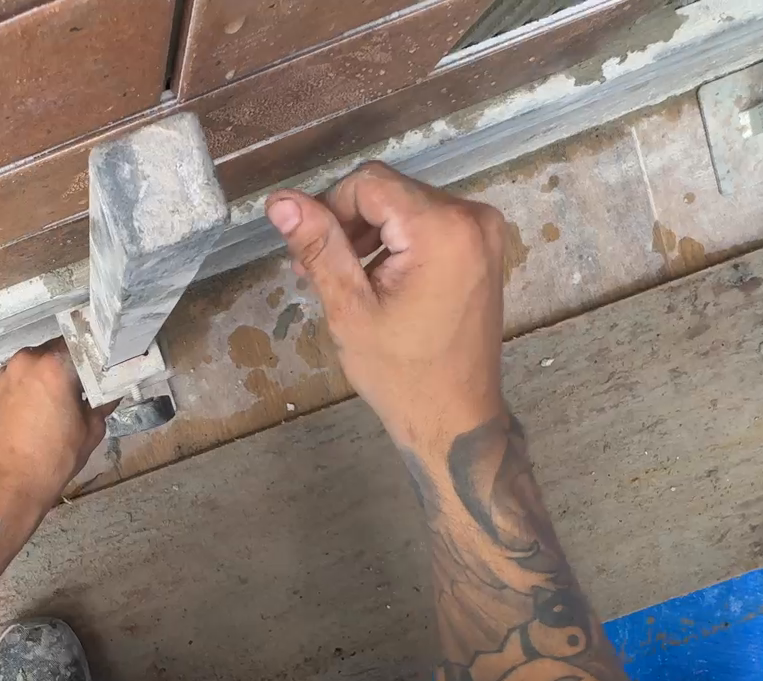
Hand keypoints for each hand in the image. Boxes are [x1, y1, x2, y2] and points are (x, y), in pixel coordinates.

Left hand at [0, 340, 110, 517]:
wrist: (11, 483)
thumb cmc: (55, 457)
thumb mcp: (91, 430)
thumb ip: (102, 402)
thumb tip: (110, 391)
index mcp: (54, 364)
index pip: (81, 345)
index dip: (93, 357)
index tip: (102, 369)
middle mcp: (26, 361)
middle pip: (55, 352)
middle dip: (69, 366)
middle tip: (83, 387)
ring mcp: (6, 375)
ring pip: (34, 365)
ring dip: (48, 377)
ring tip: (60, 402)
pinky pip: (19, 380)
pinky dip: (30, 388)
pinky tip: (39, 410)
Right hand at [266, 162, 508, 453]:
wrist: (453, 415)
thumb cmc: (399, 373)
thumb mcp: (349, 309)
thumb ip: (318, 248)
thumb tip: (280, 201)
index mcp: (442, 228)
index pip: (369, 183)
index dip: (329, 209)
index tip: (308, 256)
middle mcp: (472, 217)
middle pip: (389, 192)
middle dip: (347, 225)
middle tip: (319, 274)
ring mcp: (483, 232)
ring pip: (406, 207)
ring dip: (368, 236)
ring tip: (345, 283)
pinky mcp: (482, 248)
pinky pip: (427, 226)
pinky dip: (395, 245)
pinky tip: (377, 283)